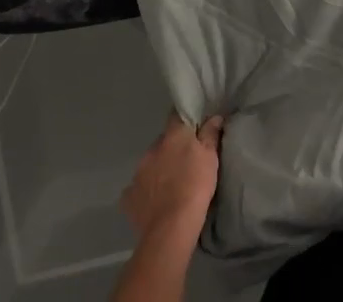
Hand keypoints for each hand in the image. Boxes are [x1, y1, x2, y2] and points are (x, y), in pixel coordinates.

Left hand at [121, 114, 223, 242]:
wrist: (170, 228)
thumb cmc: (196, 186)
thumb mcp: (211, 158)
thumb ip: (210, 134)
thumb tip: (214, 117)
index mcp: (172, 137)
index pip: (176, 115)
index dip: (185, 119)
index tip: (194, 125)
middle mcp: (151, 150)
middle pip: (163, 142)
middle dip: (173, 148)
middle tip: (186, 161)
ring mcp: (137, 173)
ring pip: (150, 164)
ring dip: (159, 168)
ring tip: (172, 184)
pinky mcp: (128, 196)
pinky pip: (139, 187)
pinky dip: (147, 190)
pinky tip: (156, 201)